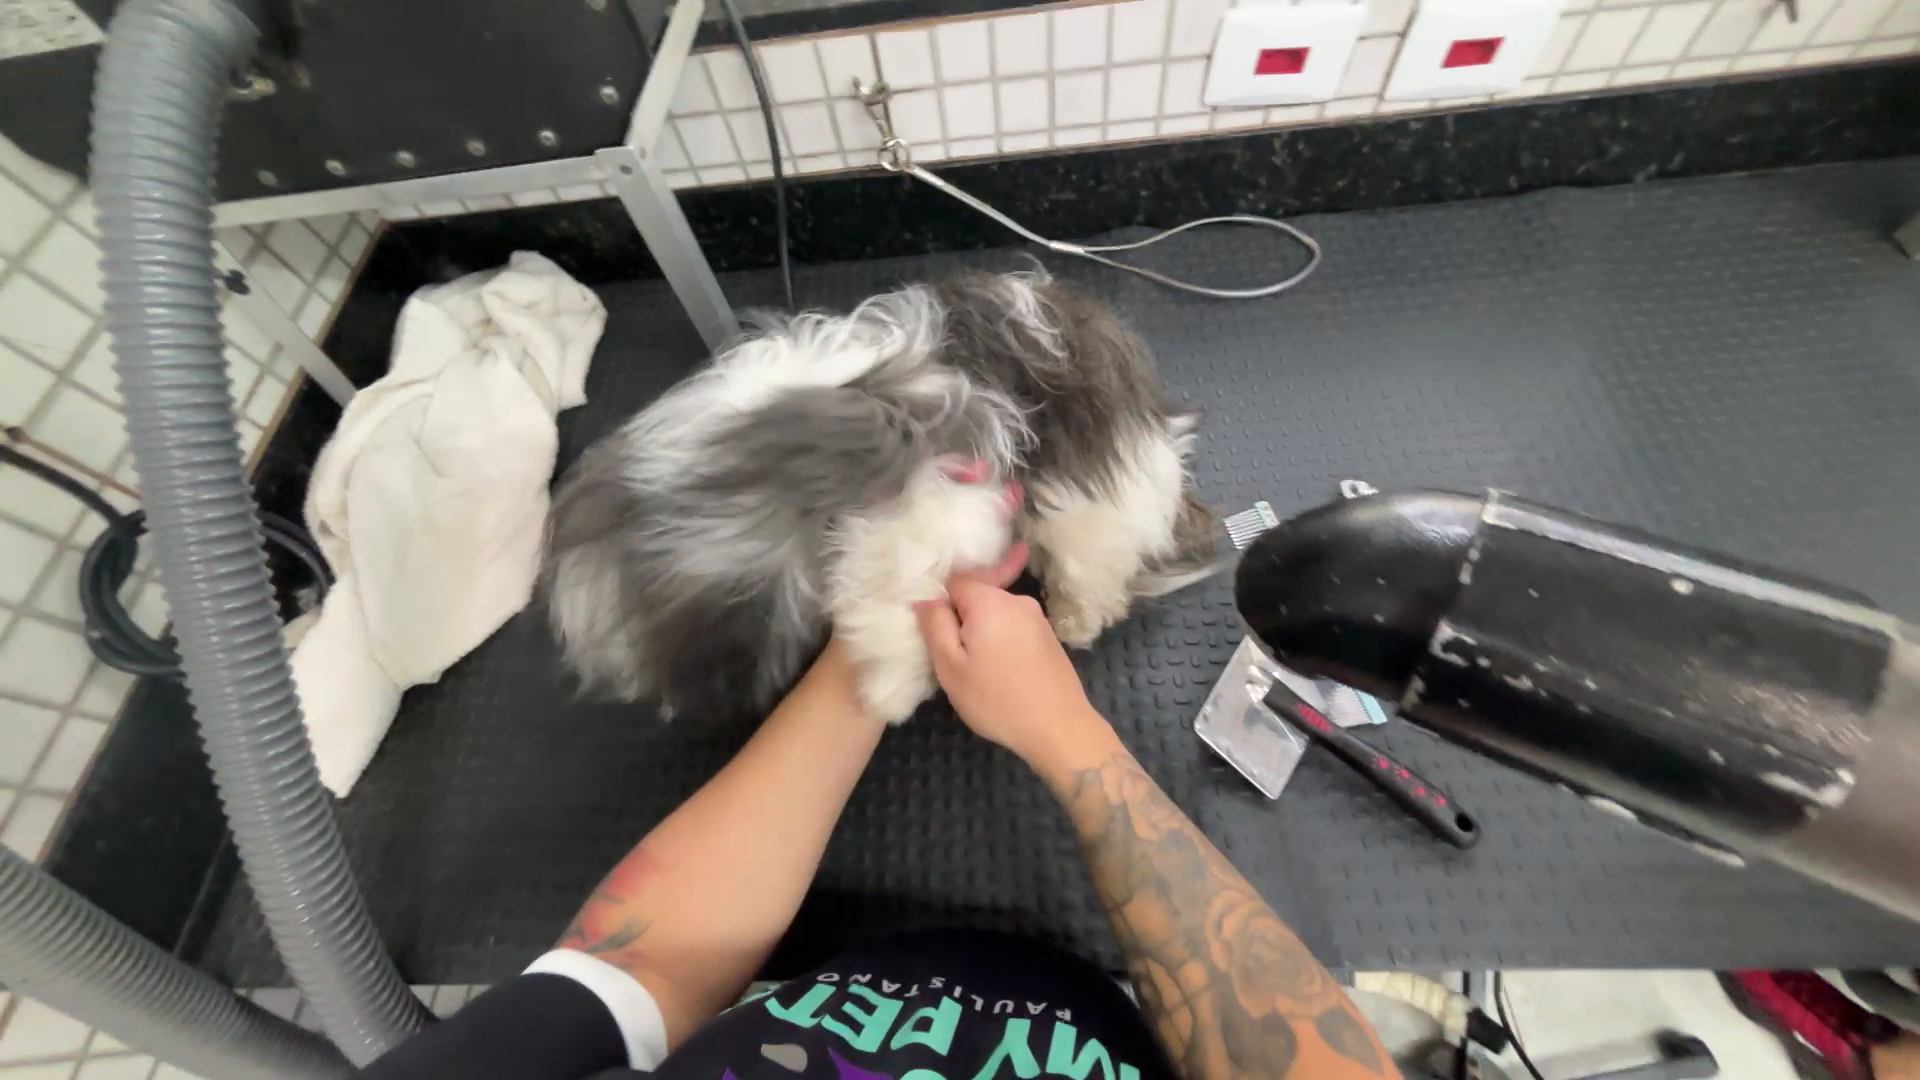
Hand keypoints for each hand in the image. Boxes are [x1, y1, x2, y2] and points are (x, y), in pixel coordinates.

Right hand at [913, 554, 1111, 767]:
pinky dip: (1002, 641)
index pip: (954, 581)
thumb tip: (926, 600)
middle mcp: (1017, 600)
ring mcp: (1037, 617)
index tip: (937, 635)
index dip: (940, 604)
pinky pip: (1013, 627)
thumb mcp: (951, 667)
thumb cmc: (997, 699)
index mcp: (990, 601)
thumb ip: (935, 626)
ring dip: (983, 632)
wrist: (1059, 727)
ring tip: (980, 670)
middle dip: (962, 620)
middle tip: (956, 659)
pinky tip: (1003, 671)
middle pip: (977, 595)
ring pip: (995, 613)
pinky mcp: (1048, 635)